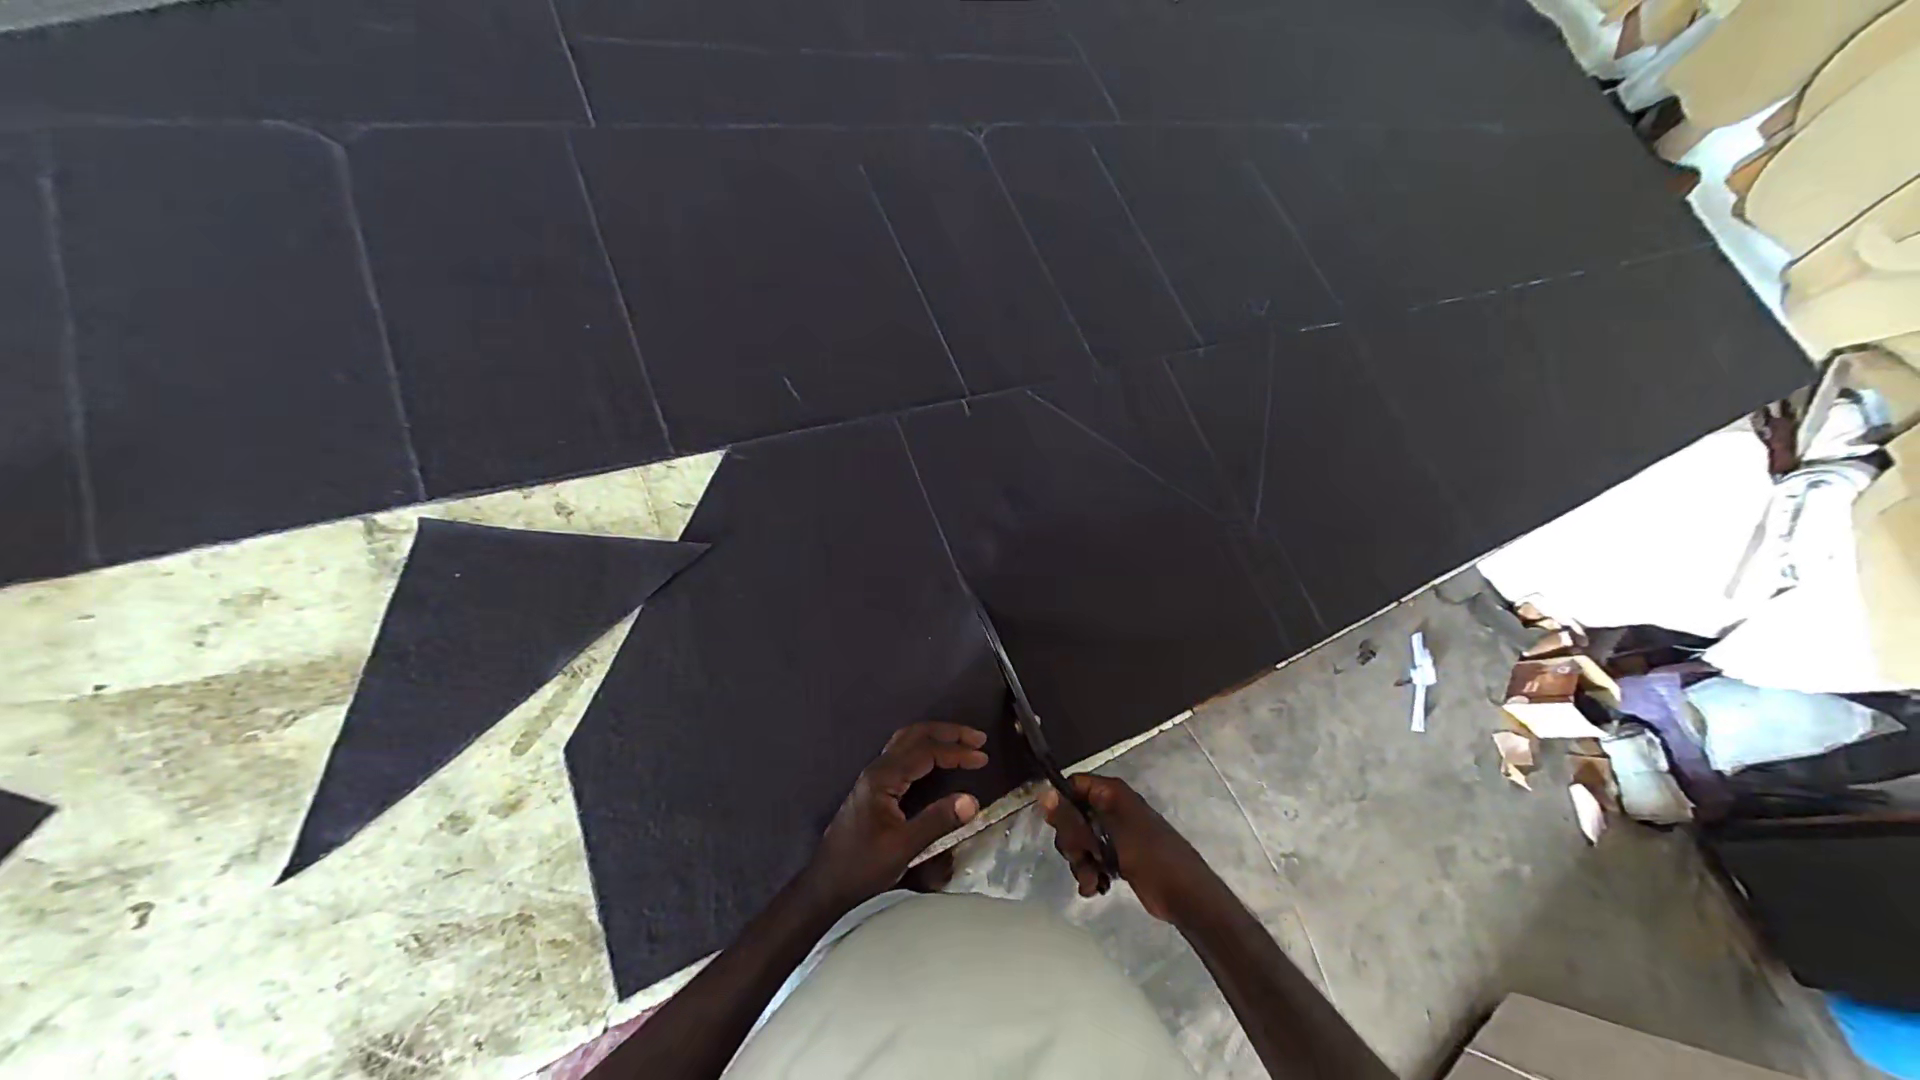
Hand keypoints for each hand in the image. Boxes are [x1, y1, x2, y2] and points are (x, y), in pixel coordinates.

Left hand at [803, 722, 987, 911]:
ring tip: (963, 742)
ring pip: (907, 741)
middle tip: (977, 738)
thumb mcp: (903, 848)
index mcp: (883, 778)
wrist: (826, 884)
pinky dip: (925, 748)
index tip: (982, 758)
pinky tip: (936, 759)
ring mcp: (873, 777)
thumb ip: (937, 821)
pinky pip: (902, 754)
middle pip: (915, 735)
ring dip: (936, 737)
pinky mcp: (874, 787)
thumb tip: (971, 800)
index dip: (956, 752)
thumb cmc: (862, 867)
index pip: (926, 752)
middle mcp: (877, 769)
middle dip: (947, 732)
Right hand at [1041, 775, 1214, 922]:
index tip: (1060, 827)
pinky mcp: (1116, 857)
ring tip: (1093, 880)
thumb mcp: (1107, 836)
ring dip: (1080, 863)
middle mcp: (1110, 808)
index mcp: (1111, 793)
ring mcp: (1114, 834)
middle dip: (1073, 843)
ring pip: (1079, 842)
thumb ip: (1073, 818)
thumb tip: (1042, 794)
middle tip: (1084, 857)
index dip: (1062, 806)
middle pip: (1072, 817)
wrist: (1185, 896)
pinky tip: (1098, 887)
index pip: (1072, 786)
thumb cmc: (1150, 857)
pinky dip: (1090, 874)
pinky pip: (1090, 860)